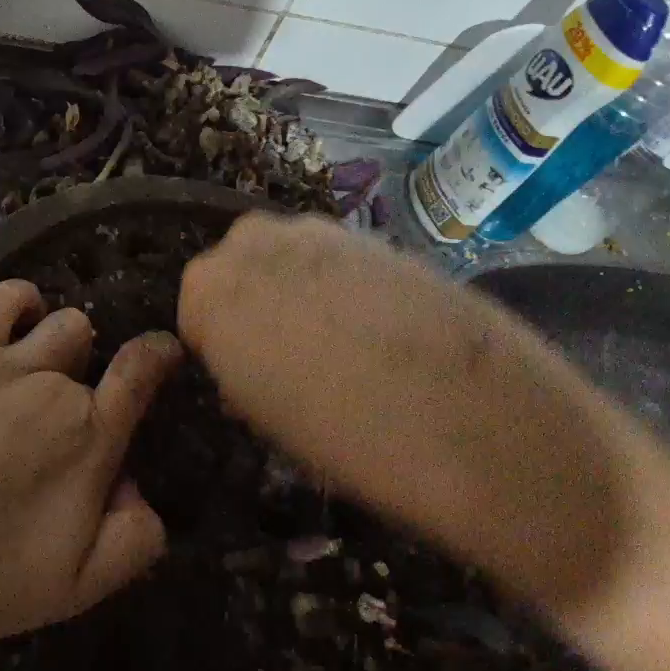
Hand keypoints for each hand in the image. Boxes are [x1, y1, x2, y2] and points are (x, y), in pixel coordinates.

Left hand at [0, 279, 181, 647]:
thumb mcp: (72, 590)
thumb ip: (130, 542)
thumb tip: (138, 490)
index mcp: (92, 439)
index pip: (141, 373)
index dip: (159, 353)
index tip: (163, 349)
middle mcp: (58, 388)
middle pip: (97, 354)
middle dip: (91, 378)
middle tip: (60, 420)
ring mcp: (7, 362)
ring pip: (63, 324)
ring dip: (65, 340)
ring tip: (42, 365)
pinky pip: (5, 298)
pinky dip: (22, 300)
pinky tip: (19, 319)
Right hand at [178, 212, 628, 609]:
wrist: (474, 421)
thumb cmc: (348, 440)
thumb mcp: (268, 416)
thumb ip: (241, 370)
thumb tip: (252, 359)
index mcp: (209, 290)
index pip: (195, 308)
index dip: (220, 345)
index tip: (248, 377)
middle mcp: (254, 243)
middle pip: (237, 267)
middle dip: (254, 301)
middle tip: (290, 353)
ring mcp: (318, 230)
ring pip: (286, 256)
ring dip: (298, 287)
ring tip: (341, 340)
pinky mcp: (373, 234)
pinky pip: (335, 257)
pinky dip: (343, 283)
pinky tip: (379, 326)